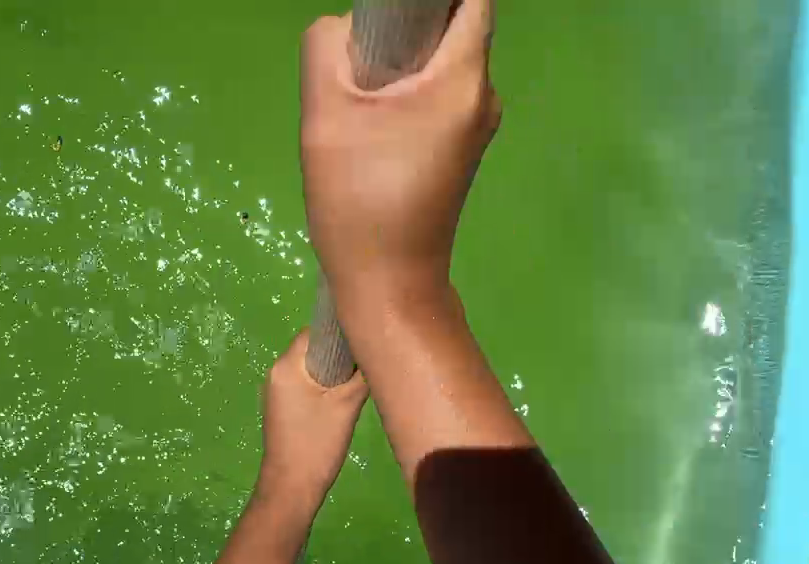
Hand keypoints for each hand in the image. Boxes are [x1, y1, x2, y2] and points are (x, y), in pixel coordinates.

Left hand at [256, 331, 368, 510]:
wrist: (292, 487)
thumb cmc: (317, 444)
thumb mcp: (347, 405)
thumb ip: (360, 375)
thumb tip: (372, 354)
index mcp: (286, 366)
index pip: (315, 333)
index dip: (340, 335)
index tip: (363, 346)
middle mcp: (275, 373)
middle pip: (313, 351)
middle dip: (339, 357)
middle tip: (364, 369)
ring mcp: (276, 393)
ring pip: (310, 371)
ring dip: (333, 375)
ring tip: (355, 387)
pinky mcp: (281, 409)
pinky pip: (305, 387)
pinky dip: (323, 390)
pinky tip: (340, 405)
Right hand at [299, 0, 499, 305]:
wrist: (389, 290)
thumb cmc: (359, 207)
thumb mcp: (325, 117)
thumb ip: (326, 50)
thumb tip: (344, 33)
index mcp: (464, 79)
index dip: (426, 0)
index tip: (386, 23)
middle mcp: (483, 100)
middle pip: (448, 32)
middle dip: (401, 41)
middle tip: (359, 80)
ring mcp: (475, 133)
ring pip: (438, 72)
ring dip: (398, 78)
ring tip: (361, 120)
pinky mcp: (461, 159)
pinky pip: (436, 106)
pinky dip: (406, 107)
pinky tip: (373, 143)